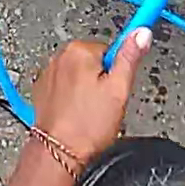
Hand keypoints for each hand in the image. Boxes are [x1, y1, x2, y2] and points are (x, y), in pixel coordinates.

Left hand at [31, 31, 151, 162]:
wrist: (58, 153)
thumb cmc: (87, 126)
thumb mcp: (118, 90)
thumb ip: (130, 57)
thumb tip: (141, 33)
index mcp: (80, 50)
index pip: (110, 50)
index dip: (116, 73)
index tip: (114, 88)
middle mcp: (61, 56)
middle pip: (94, 61)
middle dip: (102, 81)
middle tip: (104, 104)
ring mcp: (50, 72)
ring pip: (80, 74)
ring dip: (86, 89)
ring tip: (89, 112)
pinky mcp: (43, 88)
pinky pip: (65, 86)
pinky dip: (71, 97)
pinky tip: (76, 113)